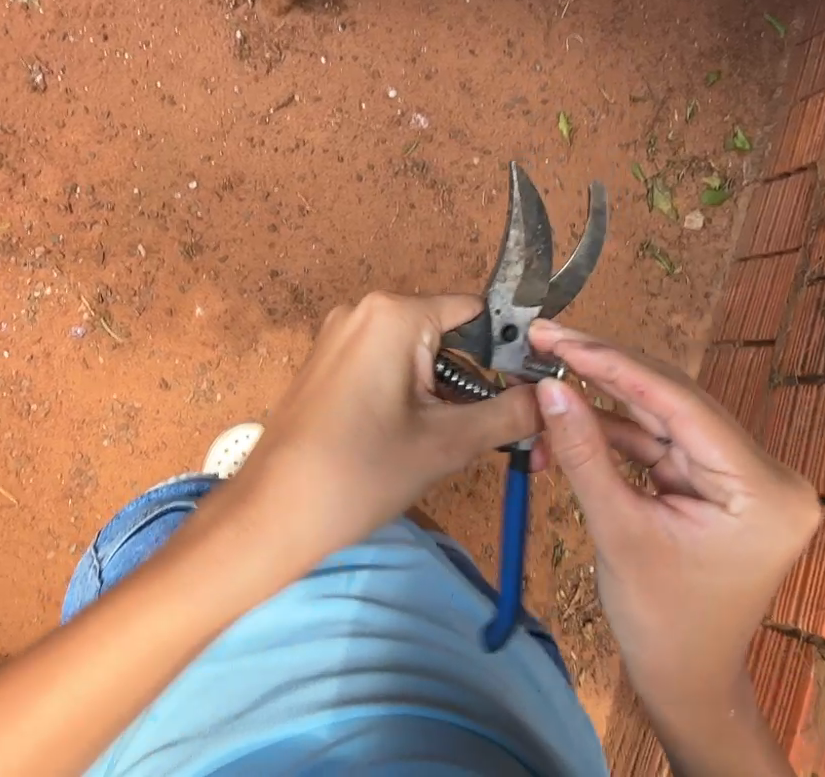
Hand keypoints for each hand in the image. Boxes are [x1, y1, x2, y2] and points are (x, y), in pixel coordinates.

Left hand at [231, 292, 538, 559]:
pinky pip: (386, 365)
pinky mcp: (328, 362)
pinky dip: (412, 393)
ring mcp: (340, 336)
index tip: (533, 389)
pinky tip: (421, 435)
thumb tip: (551, 399)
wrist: (273, 513)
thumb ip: (507, 413)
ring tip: (462, 440)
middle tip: (506, 428)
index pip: (475, 312)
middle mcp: (364, 311)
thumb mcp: (445, 443)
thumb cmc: (359, 473)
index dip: (509, 350)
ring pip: (417, 353)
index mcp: (393, 314)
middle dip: (477, 379)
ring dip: (446, 391)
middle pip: (446, 333)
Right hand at [527, 321, 819, 739]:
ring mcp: (737, 475)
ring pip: (659, 416)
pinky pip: (655, 442)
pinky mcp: (712, 482)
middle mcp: (761, 471)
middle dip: (604, 372)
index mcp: (763, 488)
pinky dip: (609, 434)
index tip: (562, 338)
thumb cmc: (660, 621)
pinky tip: (566, 420)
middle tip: (548, 340)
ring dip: (599, 403)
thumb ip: (584, 453)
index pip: (682, 404)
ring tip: (545, 377)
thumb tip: (549, 387)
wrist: (684, 680)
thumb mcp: (617, 531)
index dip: (615, 365)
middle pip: (672, 401)